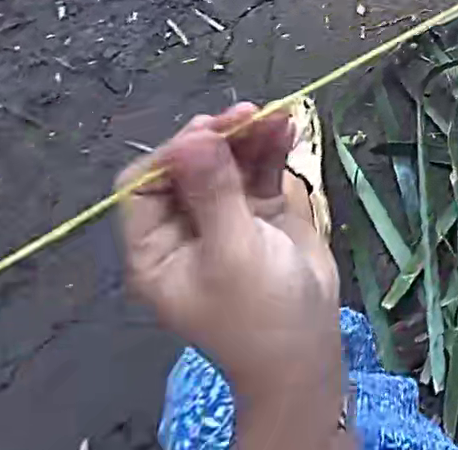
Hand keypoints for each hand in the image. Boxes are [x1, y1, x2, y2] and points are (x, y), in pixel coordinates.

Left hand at [117, 104, 340, 419]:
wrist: (309, 343)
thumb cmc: (259, 310)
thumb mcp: (232, 252)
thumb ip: (214, 192)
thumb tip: (191, 138)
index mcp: (158, 246)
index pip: (147, 184)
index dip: (175, 154)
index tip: (212, 133)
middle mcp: (187, 224)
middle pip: (193, 164)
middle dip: (220, 137)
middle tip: (250, 114)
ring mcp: (226, 213)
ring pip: (230, 160)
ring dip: (252, 135)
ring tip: (278, 116)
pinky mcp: (261, 208)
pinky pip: (261, 167)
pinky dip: (273, 146)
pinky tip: (288, 126)